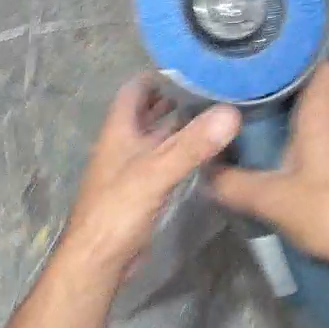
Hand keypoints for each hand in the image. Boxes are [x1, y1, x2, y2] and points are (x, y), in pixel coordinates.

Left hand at [56, 76, 240, 277]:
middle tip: (211, 90)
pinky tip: (202, 155)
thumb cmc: (118, 210)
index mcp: (119, 131)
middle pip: (146, 113)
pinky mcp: (141, 192)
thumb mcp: (156, 173)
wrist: (98, 260)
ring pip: (155, 138)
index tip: (193, 68)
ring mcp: (131, 169)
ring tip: (213, 116)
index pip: (135, 90)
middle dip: (172, 99)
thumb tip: (231, 112)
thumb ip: (191, 144)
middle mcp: (123, 145)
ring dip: (177, 126)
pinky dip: (179, 153)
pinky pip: (162, 162)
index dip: (158, 76)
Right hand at [208, 63, 328, 277]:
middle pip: (321, 96)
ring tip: (272, 141)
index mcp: (325, 111)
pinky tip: (302, 173)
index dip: (293, 67)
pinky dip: (324, 155)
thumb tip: (206, 174)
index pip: (317, 67)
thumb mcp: (272, 200)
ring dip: (308, 131)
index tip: (265, 75)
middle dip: (291, 102)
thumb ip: (235, 185)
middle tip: (254, 111)